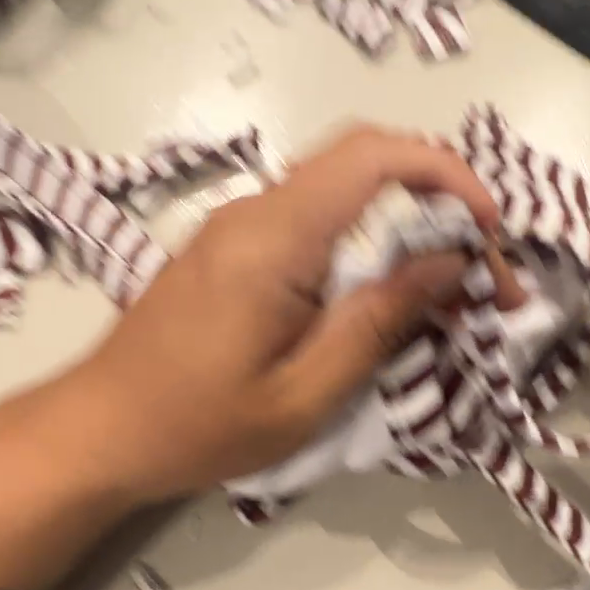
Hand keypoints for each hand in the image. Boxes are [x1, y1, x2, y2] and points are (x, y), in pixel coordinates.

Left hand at [60, 125, 523, 503]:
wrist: (100, 432)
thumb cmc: (198, 425)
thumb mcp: (305, 393)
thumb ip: (378, 320)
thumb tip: (447, 263)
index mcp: (274, 237)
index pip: (374, 157)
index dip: (446, 175)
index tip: (488, 232)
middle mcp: (255, 213)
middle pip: (365, 166)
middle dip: (439, 208)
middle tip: (483, 281)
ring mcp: (238, 228)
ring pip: (343, 197)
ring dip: (405, 232)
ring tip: (450, 299)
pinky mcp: (232, 252)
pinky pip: (314, 227)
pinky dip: (366, 249)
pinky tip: (387, 302)